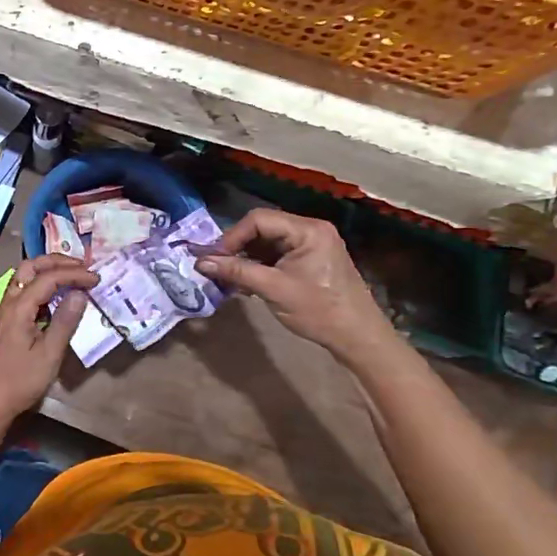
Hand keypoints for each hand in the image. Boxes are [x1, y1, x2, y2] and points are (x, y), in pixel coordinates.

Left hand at [0, 254, 97, 418]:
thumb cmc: (23, 380)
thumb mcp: (50, 353)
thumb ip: (65, 321)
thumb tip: (80, 293)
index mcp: (18, 308)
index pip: (47, 278)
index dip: (73, 274)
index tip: (96, 278)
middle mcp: (8, 303)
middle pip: (30, 267)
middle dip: (57, 262)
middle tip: (83, 267)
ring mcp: (5, 310)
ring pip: (24, 277)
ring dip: (48, 270)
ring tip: (74, 276)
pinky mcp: (7, 319)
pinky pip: (23, 291)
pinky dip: (41, 284)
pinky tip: (57, 295)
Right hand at [192, 209, 394, 360]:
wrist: (356, 335)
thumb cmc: (318, 310)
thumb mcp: (273, 289)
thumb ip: (236, 271)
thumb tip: (200, 262)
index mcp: (307, 231)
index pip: (258, 220)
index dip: (232, 237)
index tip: (214, 259)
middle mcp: (309, 230)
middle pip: (261, 228)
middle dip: (236, 247)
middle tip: (216, 267)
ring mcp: (309, 245)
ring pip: (265, 242)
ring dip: (244, 257)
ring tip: (227, 276)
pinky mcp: (307, 259)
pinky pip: (274, 254)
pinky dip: (256, 265)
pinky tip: (244, 281)